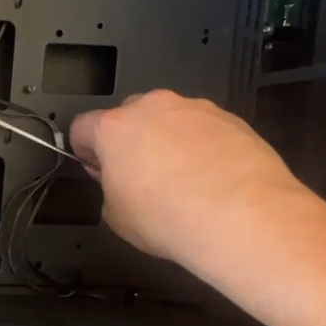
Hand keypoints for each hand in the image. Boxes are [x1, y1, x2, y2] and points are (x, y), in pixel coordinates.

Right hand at [69, 89, 315, 265]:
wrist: (242, 217)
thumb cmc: (170, 216)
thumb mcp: (116, 216)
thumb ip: (110, 188)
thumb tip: (122, 184)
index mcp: (115, 127)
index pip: (83, 127)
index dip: (84, 151)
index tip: (95, 168)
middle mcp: (154, 108)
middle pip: (128, 116)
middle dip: (129, 141)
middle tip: (136, 177)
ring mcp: (196, 110)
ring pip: (169, 121)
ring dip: (167, 142)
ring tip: (179, 183)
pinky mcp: (232, 119)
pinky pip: (204, 130)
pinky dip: (201, 149)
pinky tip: (208, 181)